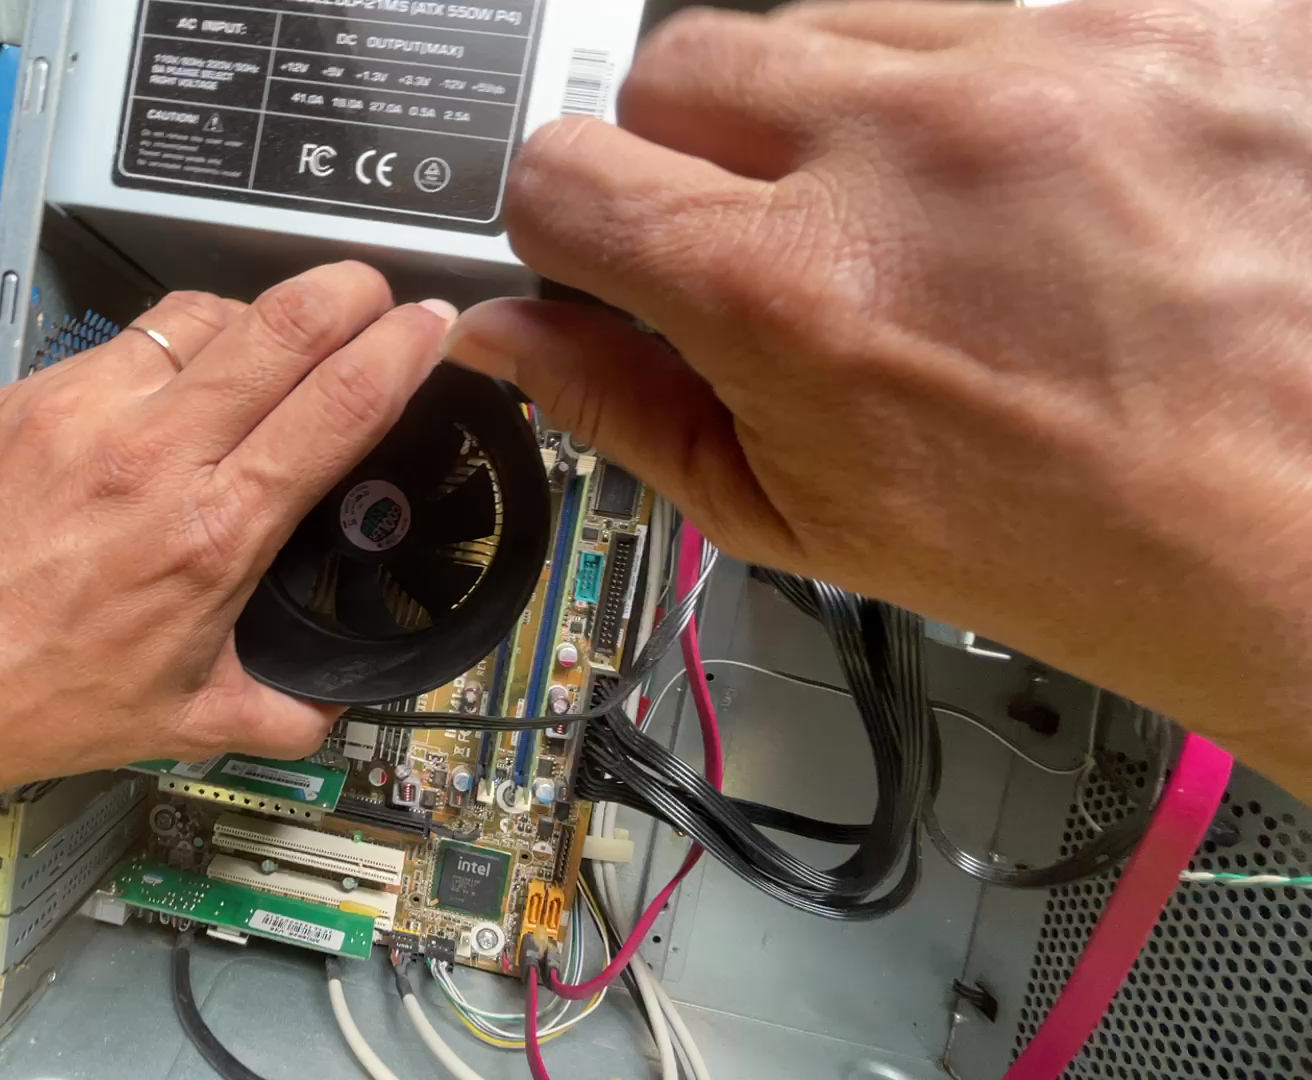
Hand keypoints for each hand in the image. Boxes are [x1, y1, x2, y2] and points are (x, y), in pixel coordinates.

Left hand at [0, 263, 454, 853]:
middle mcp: (156, 456)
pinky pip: (141, 335)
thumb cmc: (53, 699)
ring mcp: (90, 410)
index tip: (434, 326)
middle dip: (351, 291)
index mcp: (213, 532)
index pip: (336, 407)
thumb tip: (347, 697)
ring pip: (211, 312)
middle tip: (380, 294)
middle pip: (281, 326)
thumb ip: (296, 710)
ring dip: (268, 315)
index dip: (401, 351)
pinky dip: (191, 339)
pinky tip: (195, 374)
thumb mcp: (197, 721)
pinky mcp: (39, 394)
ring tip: (286, 343)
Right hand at [445, 0, 1311, 771]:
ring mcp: (1055, 54)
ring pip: (806, 18)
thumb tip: (499, 336)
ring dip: (796, 113)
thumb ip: (606, 401)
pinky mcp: (1171, 8)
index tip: (584, 252)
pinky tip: (978, 175)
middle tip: (725, 237)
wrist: (1309, 522)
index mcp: (782, 292)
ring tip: (870, 216)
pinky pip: (961, 5)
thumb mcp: (766, 503)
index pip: (563, 174)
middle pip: (668, 62)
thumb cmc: (1022, 535)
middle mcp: (905, 144)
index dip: (550, 218)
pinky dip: (927, 85)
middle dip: (662, 153)